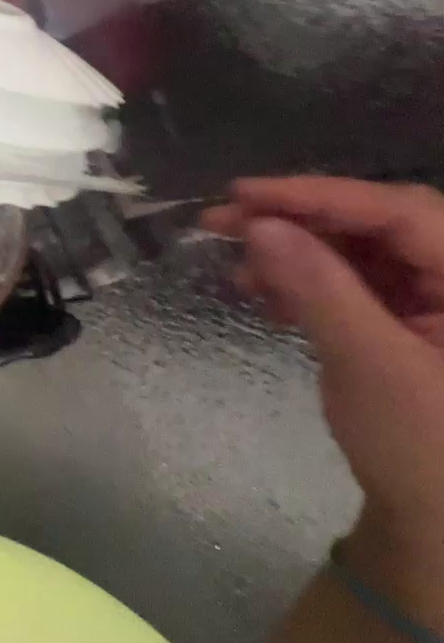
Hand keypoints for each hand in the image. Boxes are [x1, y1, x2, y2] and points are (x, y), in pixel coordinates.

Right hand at [202, 178, 443, 550]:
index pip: (406, 213)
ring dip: (297, 252)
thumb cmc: (428, 448)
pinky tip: (267, 293)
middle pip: (387, 225)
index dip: (322, 194)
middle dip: (300, 219)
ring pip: (368, 251)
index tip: (240, 193)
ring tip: (237, 267)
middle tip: (220, 221)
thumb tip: (258, 224)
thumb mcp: (371, 364)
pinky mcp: (424, 325)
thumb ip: (319, 288)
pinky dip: (310, 281)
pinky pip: (364, 282)